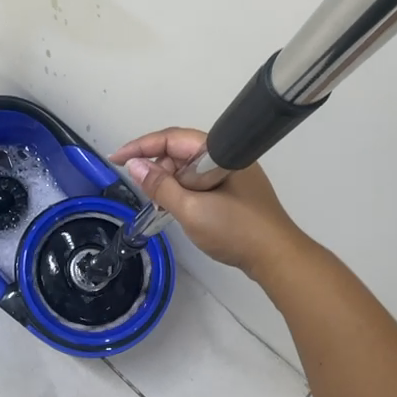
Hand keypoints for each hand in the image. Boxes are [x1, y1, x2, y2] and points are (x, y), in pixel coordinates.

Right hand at [109, 127, 309, 280]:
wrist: (278, 258)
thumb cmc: (236, 231)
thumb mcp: (191, 210)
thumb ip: (161, 186)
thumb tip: (135, 166)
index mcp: (219, 153)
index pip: (172, 138)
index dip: (142, 146)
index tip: (117, 159)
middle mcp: (227, 157)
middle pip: (181, 150)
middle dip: (156, 164)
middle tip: (140, 186)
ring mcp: (233, 174)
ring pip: (191, 167)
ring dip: (170, 180)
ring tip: (158, 201)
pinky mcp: (236, 191)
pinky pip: (202, 180)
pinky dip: (184, 189)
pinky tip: (177, 205)